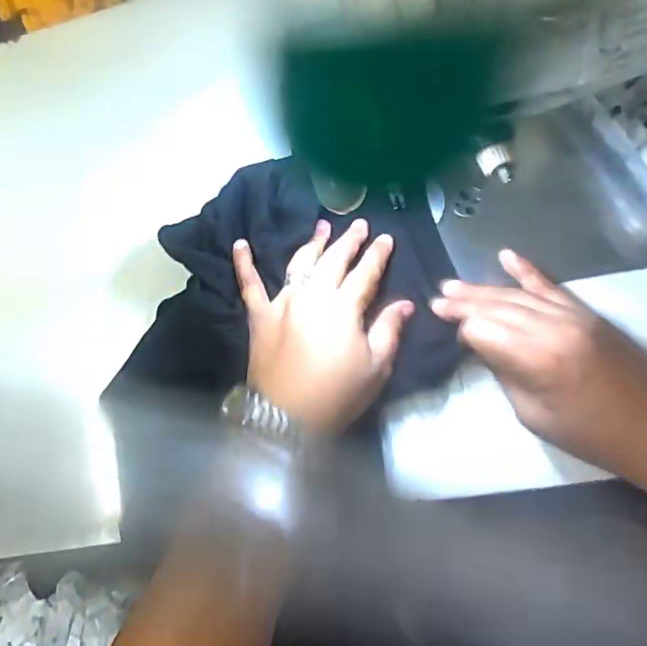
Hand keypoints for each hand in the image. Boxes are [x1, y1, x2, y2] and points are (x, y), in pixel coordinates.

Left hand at [233, 218, 413, 434]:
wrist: (285, 420)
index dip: (377, 254)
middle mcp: (313, 295)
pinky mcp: (260, 316)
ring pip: (300, 264)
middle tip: (360, 225)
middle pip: (334, 260)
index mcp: (343, 306)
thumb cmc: (337, 394)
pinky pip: (250, 285)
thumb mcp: (375, 366)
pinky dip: (244, 263)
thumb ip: (389, 329)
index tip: (386, 238)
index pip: (365, 273)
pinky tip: (241, 244)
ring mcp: (283, 302)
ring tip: (322, 226)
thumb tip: (405, 303)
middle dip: (349, 240)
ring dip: (313, 243)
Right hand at [432, 248, 646, 495]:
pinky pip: (550, 285)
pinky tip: (506, 256)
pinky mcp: (586, 311)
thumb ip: (507, 376)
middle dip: (466, 302)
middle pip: (498, 305)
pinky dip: (526, 270)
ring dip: (485, 288)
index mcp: (538, 359)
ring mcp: (572, 314)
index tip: (444, 329)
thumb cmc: (596, 437)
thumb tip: (485, 348)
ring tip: (454, 284)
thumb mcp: (538, 417)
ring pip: (518, 294)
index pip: (484, 330)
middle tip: (438, 297)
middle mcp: (552, 326)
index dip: (462, 329)